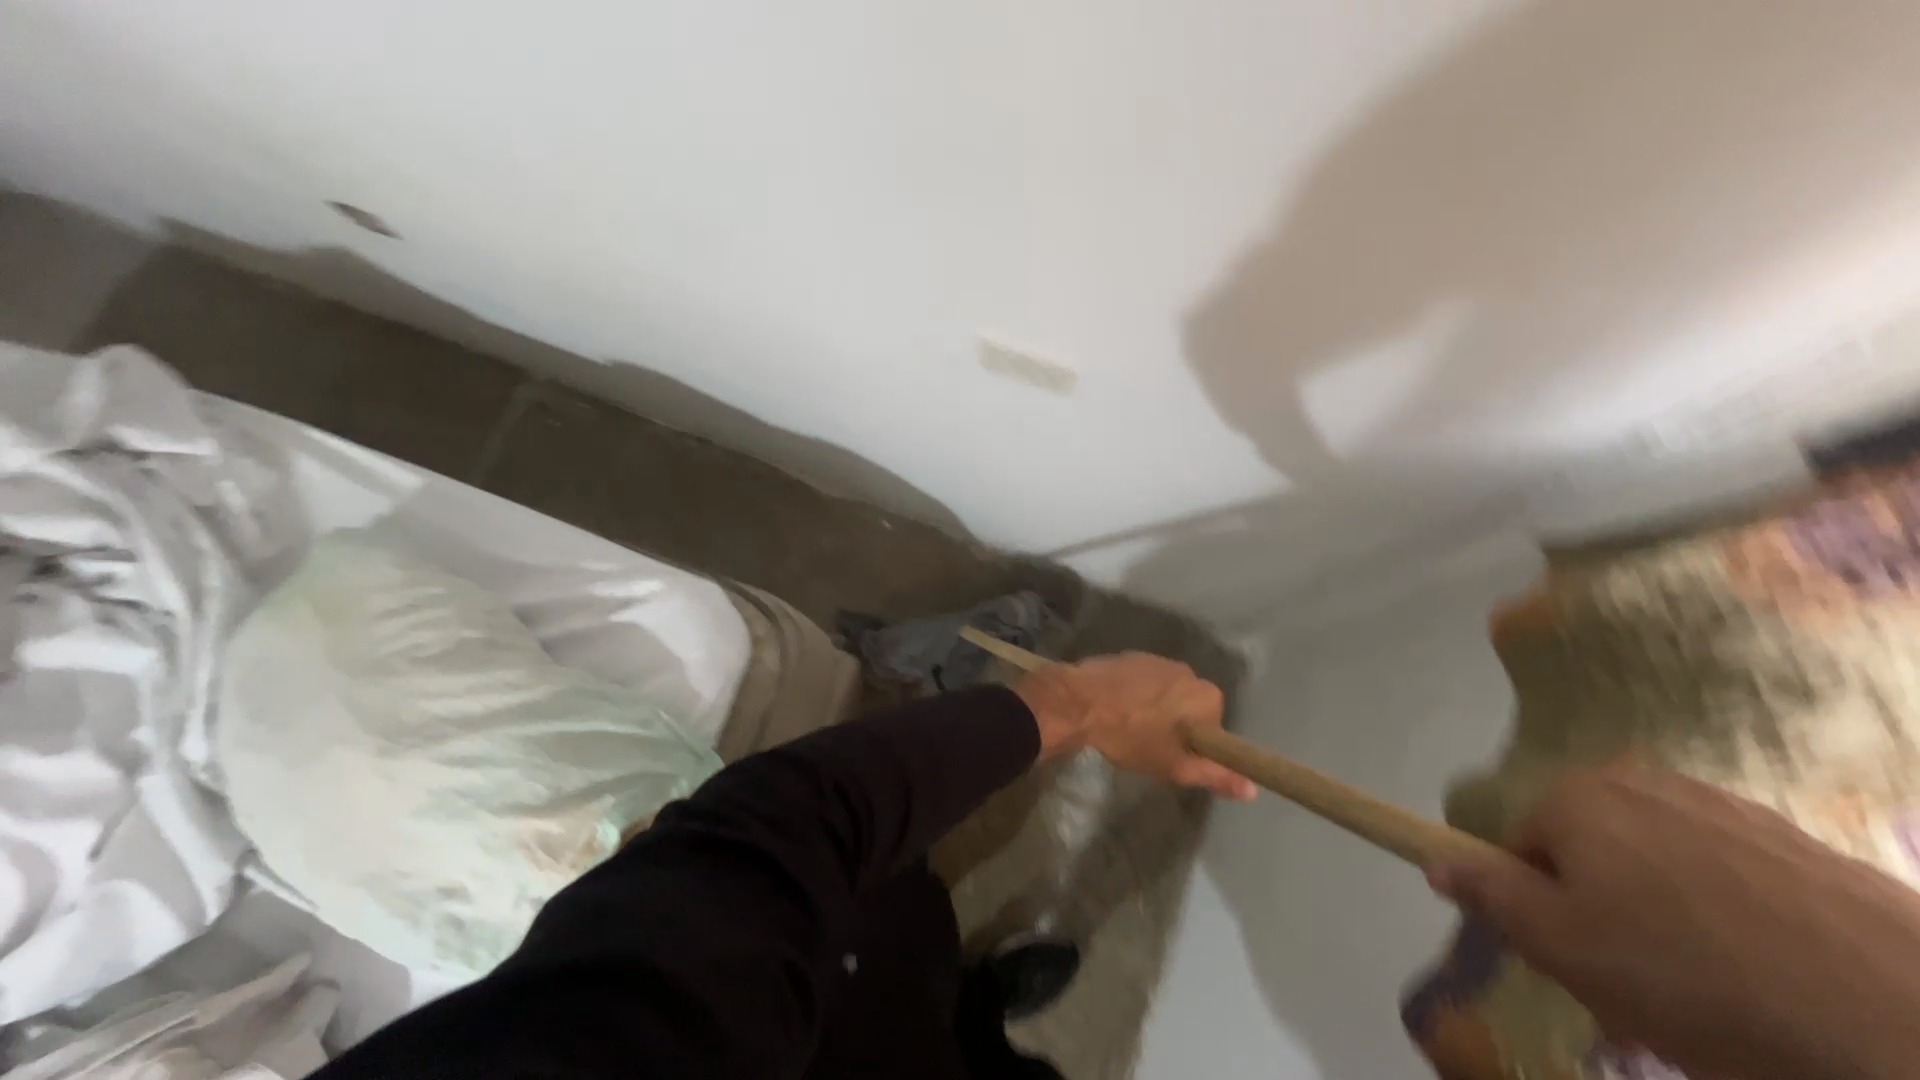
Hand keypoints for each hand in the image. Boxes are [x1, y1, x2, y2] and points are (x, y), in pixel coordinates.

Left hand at [1013, 653, 1255, 800]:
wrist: (1080, 702)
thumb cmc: (1133, 736)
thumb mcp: (1176, 765)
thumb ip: (1216, 775)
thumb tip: (1252, 790)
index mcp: (1207, 695)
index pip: (1214, 728)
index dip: (1195, 745)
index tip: (1172, 755)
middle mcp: (1189, 671)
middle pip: (1190, 708)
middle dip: (1175, 726)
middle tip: (1150, 746)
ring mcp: (1159, 660)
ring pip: (1166, 694)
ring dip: (1154, 710)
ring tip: (1129, 729)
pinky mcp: (1131, 657)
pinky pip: (1143, 682)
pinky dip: (1135, 696)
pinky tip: (1116, 710)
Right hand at [1427, 764, 1919, 1079]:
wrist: (1897, 1019)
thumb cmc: (1690, 977)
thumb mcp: (1558, 945)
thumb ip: (1486, 892)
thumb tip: (1436, 859)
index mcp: (1579, 798)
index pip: (1521, 847)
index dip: (1538, 908)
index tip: (1574, 960)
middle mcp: (1646, 782)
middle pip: (1592, 848)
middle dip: (1600, 907)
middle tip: (1634, 979)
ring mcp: (1730, 808)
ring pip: (1661, 863)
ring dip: (1663, 913)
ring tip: (1703, 984)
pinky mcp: (1802, 844)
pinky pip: (1732, 876)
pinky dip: (1732, 916)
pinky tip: (1763, 971)